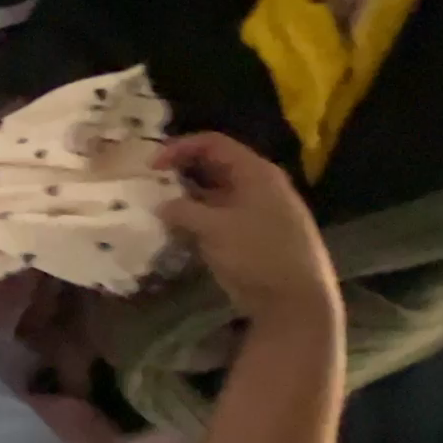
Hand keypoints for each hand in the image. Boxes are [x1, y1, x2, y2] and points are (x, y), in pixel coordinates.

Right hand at [153, 134, 341, 324]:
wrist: (293, 298)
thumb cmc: (257, 254)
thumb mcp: (213, 228)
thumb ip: (181, 210)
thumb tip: (160, 205)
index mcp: (255, 173)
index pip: (212, 144)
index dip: (179, 148)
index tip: (151, 166)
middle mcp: (255, 184)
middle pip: (211, 164)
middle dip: (178, 170)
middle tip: (149, 183)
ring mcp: (252, 209)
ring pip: (210, 191)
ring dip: (182, 195)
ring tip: (154, 205)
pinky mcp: (245, 232)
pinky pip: (214, 213)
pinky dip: (192, 215)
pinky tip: (173, 227)